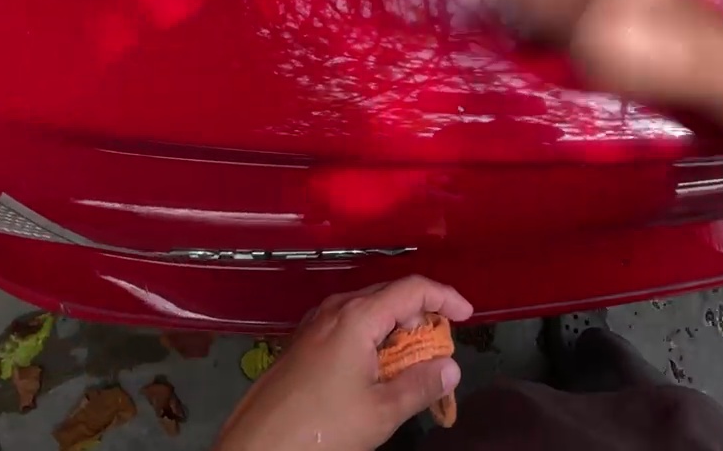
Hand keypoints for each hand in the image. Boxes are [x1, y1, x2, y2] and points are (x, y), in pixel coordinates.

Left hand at [214, 276, 472, 450]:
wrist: (256, 448)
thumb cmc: (323, 428)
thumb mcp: (380, 413)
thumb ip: (420, 385)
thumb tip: (451, 368)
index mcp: (358, 316)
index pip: (412, 288)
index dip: (444, 297)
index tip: (467, 315)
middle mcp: (337, 307)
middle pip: (391, 294)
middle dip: (421, 314)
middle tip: (441, 346)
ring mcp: (317, 322)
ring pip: (369, 309)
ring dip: (396, 327)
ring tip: (412, 360)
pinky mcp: (305, 340)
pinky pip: (349, 322)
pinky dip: (373, 335)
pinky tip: (375, 366)